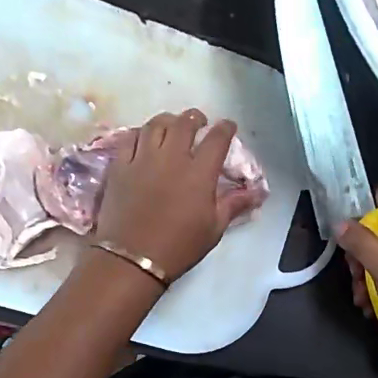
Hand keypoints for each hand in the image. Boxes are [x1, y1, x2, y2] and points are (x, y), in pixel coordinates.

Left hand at [89, 109, 241, 283]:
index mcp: (199, 174)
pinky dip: (142, 133)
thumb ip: (234, 204)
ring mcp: (143, 159)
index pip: (216, 139)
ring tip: (173, 125)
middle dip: (195, 118)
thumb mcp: (214, 228)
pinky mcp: (120, 166)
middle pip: (184, 123)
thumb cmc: (179, 246)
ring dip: (168, 120)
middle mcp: (172, 158)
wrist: (133, 258)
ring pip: (156, 125)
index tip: (228, 126)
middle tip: (199, 122)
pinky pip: (130, 138)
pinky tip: (145, 138)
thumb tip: (257, 193)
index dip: (225, 129)